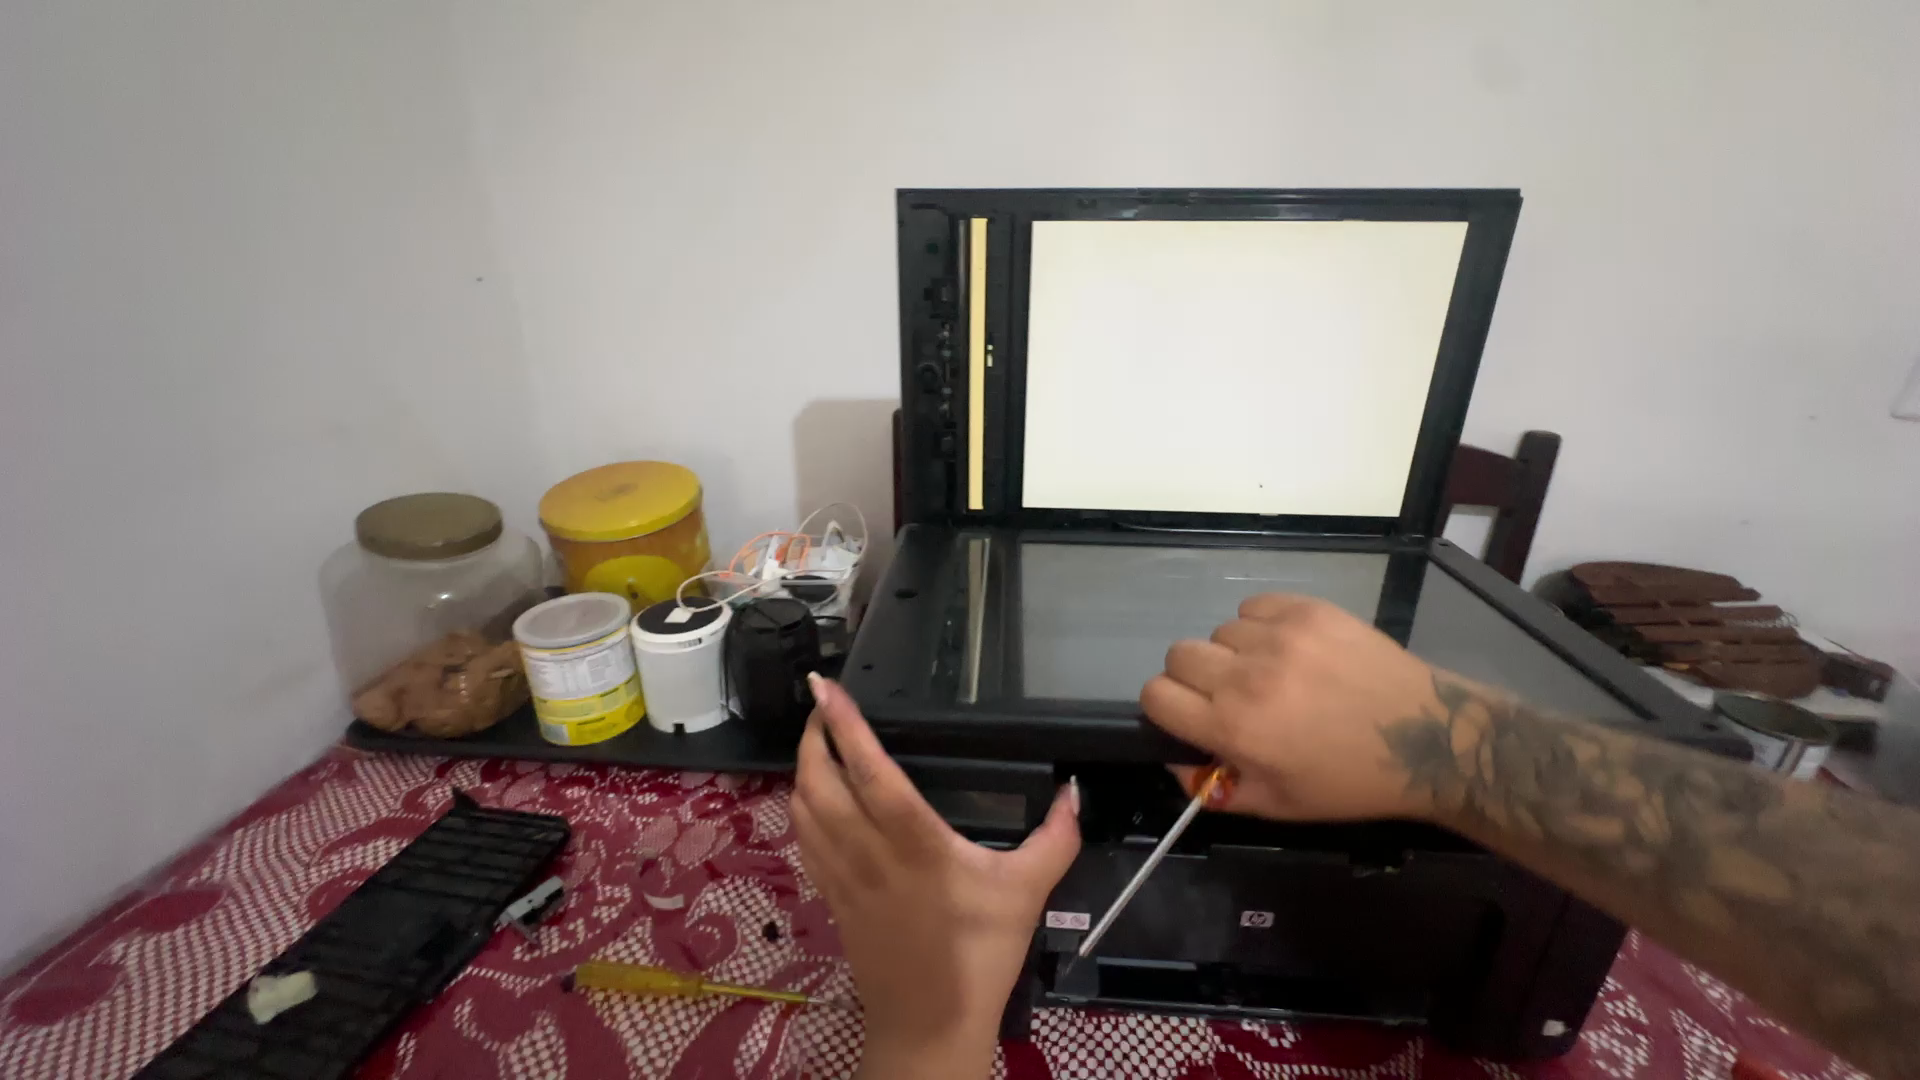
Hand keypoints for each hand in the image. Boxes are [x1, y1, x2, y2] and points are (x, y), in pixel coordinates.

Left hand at [792, 674, 1080, 1078]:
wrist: (928, 1028)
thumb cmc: (978, 955)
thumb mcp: (1026, 892)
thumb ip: (1055, 839)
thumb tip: (1073, 792)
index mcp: (913, 842)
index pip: (869, 771)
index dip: (845, 725)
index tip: (824, 687)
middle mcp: (867, 851)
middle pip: (819, 781)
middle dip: (813, 735)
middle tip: (823, 705)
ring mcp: (841, 875)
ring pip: (803, 808)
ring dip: (803, 767)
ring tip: (818, 739)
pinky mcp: (831, 896)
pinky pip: (804, 838)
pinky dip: (802, 805)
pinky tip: (815, 796)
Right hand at [1141, 594, 1444, 822]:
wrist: (1427, 739)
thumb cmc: (1348, 780)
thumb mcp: (1277, 805)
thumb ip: (1213, 789)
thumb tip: (1173, 762)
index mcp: (1233, 728)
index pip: (1156, 694)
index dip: (1166, 705)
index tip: (1190, 713)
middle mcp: (1246, 678)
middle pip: (1177, 655)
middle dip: (1194, 677)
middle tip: (1230, 693)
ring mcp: (1277, 638)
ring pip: (1218, 632)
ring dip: (1234, 653)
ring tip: (1273, 672)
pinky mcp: (1305, 610)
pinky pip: (1253, 607)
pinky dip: (1261, 625)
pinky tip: (1290, 648)